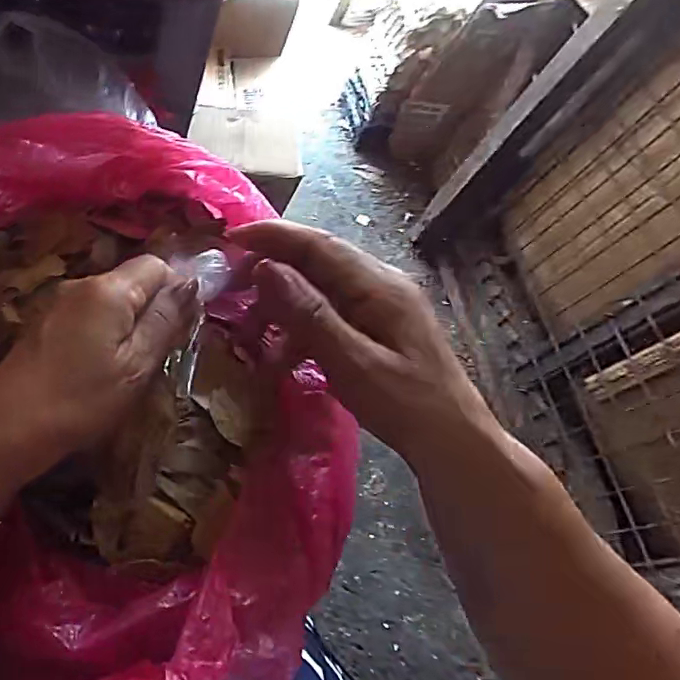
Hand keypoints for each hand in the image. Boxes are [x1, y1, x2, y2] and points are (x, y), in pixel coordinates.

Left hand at [0, 255, 197, 510]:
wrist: (7, 428)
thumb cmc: (80, 401)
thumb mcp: (135, 367)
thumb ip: (165, 321)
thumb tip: (192, 282)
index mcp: (107, 289)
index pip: (157, 264)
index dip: (178, 288)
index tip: (185, 327)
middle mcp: (80, 284)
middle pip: (131, 280)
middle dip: (153, 308)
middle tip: (161, 353)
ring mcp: (57, 302)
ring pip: (109, 300)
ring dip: (127, 324)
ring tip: (130, 366)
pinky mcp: (43, 324)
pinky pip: (87, 315)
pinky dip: (102, 333)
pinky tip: (98, 367)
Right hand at [228, 220, 496, 456]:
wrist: (452, 443)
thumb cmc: (407, 405)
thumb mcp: (352, 361)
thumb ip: (308, 313)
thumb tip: (265, 267)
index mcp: (378, 286)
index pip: (318, 244)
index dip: (271, 235)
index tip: (229, 238)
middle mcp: (377, 284)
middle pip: (314, 260)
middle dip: (268, 266)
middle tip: (227, 284)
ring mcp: (375, 305)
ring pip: (314, 287)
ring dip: (277, 302)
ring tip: (246, 327)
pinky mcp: (370, 326)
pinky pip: (322, 312)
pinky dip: (294, 326)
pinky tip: (277, 353)